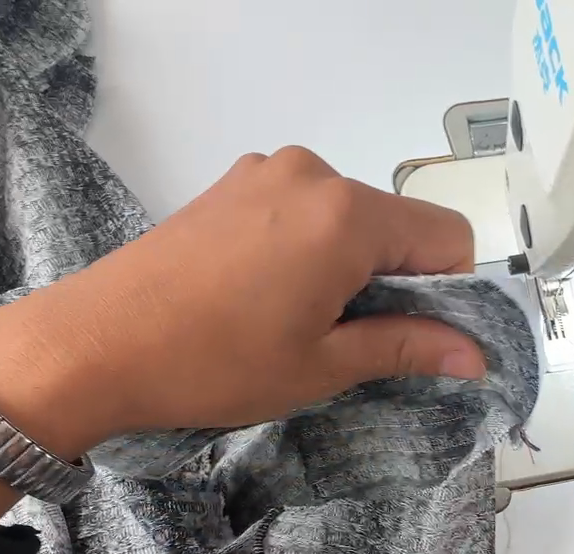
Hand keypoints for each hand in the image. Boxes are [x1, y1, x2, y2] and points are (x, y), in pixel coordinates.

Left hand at [0, 145, 486, 460]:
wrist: (96, 344)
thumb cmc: (219, 363)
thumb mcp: (325, 364)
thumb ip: (408, 347)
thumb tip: (477, 356)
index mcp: (347, 215)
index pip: (448, 235)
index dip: (451, 292)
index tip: (418, 337)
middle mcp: (314, 173)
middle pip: (398, 225)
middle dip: (398, 282)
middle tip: (352, 341)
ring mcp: (267, 170)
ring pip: (351, 219)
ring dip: (353, 268)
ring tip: (302, 320)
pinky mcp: (234, 183)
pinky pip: (306, 212)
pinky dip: (313, 250)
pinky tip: (270, 294)